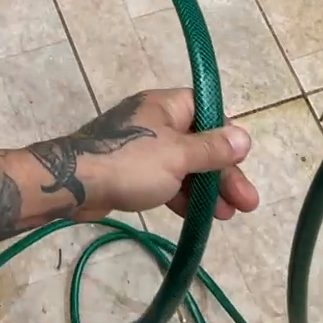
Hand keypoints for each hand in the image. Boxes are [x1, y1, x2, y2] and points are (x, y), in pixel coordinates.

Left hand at [25, 89, 258, 222]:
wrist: (75, 183)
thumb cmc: (130, 162)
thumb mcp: (178, 155)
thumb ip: (211, 148)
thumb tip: (243, 136)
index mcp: (164, 106)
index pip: (205, 109)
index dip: (225, 134)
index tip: (241, 160)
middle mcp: (153, 121)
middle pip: (198, 142)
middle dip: (223, 172)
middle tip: (247, 203)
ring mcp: (140, 147)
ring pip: (183, 164)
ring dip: (207, 188)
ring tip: (227, 216)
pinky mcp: (130, 170)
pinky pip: (164, 179)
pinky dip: (182, 194)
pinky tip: (196, 215)